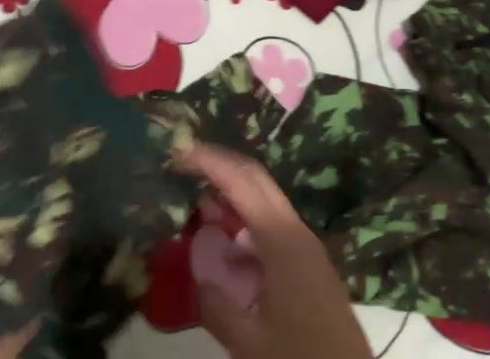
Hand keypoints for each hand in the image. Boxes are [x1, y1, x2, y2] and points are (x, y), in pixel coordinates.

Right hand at [181, 143, 371, 358]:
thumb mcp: (249, 342)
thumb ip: (217, 307)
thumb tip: (199, 280)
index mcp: (282, 240)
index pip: (241, 182)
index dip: (209, 162)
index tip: (179, 150)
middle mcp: (297, 232)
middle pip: (256, 181)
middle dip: (220, 166)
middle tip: (183, 163)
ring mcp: (307, 248)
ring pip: (265, 203)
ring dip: (233, 195)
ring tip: (196, 202)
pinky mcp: (310, 266)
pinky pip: (273, 228)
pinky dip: (246, 223)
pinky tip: (225, 247)